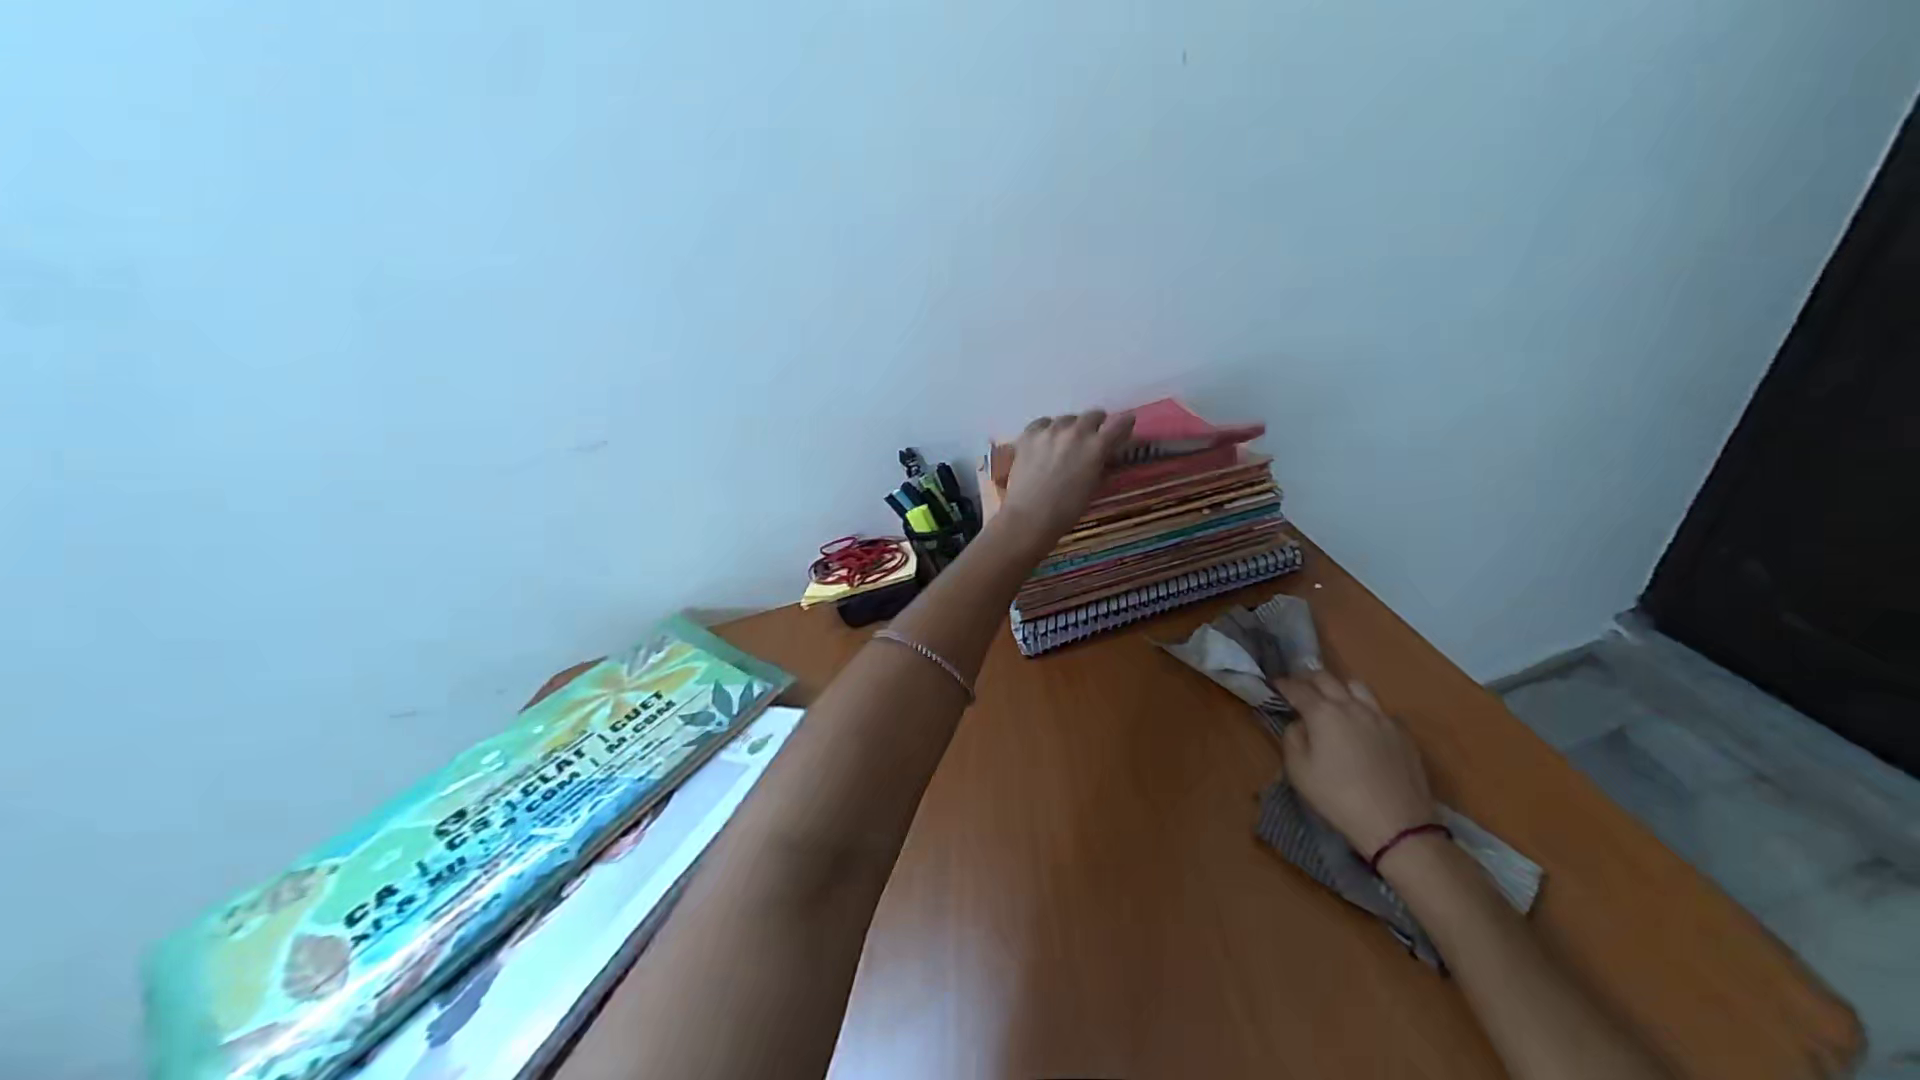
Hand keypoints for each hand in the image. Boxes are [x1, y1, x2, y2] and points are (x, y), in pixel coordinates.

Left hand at [996, 410, 1134, 549]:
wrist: (1029, 517)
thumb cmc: (1067, 510)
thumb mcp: (1094, 487)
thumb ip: (1102, 465)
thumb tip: (1106, 455)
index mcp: (1096, 446)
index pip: (1119, 424)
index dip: (1124, 424)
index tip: (1125, 425)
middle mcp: (1075, 432)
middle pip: (1092, 416)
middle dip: (1096, 424)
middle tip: (1094, 435)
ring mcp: (1049, 431)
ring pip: (1066, 419)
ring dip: (1071, 427)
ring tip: (1066, 441)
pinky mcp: (1028, 435)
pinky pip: (1042, 423)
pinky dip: (1047, 429)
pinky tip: (1045, 439)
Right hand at [1274, 672, 1436, 859]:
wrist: (1396, 824)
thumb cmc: (1337, 797)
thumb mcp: (1298, 770)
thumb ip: (1292, 737)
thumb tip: (1301, 723)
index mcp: (1323, 713)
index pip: (1298, 688)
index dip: (1284, 684)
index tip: (1274, 683)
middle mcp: (1352, 706)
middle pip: (1327, 679)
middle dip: (1308, 679)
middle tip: (1298, 687)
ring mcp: (1381, 717)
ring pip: (1356, 686)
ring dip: (1338, 687)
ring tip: (1332, 699)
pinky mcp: (1402, 733)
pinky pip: (1378, 708)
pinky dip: (1363, 708)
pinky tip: (1361, 725)